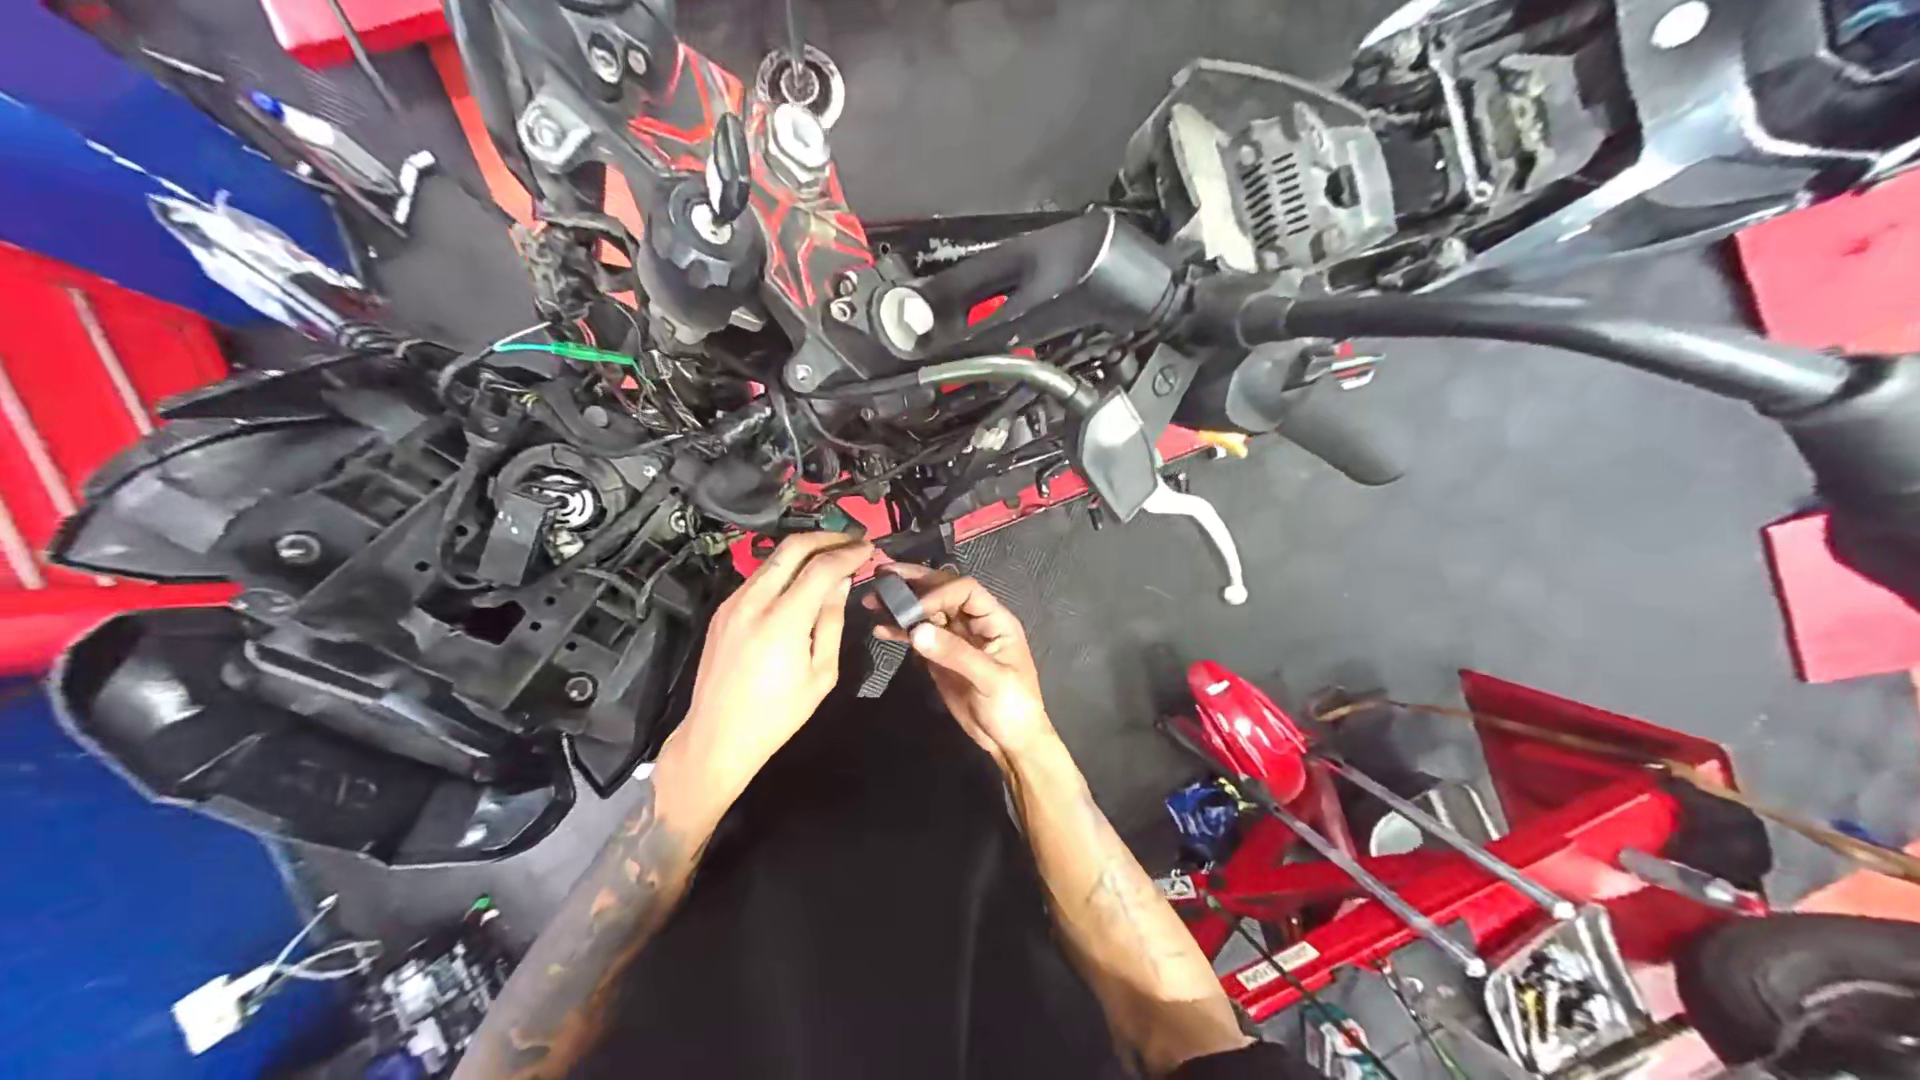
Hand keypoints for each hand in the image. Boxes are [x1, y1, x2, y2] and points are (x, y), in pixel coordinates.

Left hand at [676, 532, 872, 794]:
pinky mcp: (722, 610)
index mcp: (782, 621)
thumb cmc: (778, 714)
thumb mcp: (821, 673)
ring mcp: (733, 603)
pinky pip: (759, 577)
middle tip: (852, 540)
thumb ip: (832, 621)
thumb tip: (841, 583)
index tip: (868, 548)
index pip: (821, 568)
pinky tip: (802, 579)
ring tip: (833, 556)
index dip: (849, 552)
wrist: (718, 736)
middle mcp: (753, 602)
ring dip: (806, 550)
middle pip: (793, 547)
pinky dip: (785, 569)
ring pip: (773, 558)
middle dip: (828, 537)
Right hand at [867, 564, 1055, 766]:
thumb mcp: (991, 679)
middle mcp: (973, 623)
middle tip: (883, 574)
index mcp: (994, 620)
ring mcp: (955, 639)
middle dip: (914, 583)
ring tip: (873, 599)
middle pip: (942, 593)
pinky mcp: (940, 658)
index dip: (938, 592)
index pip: (964, 590)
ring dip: (901, 606)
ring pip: (926, 613)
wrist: (1010, 741)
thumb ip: (955, 653)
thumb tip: (917, 630)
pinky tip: (880, 628)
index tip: (914, 607)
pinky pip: (919, 637)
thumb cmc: (1013, 706)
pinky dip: (900, 631)